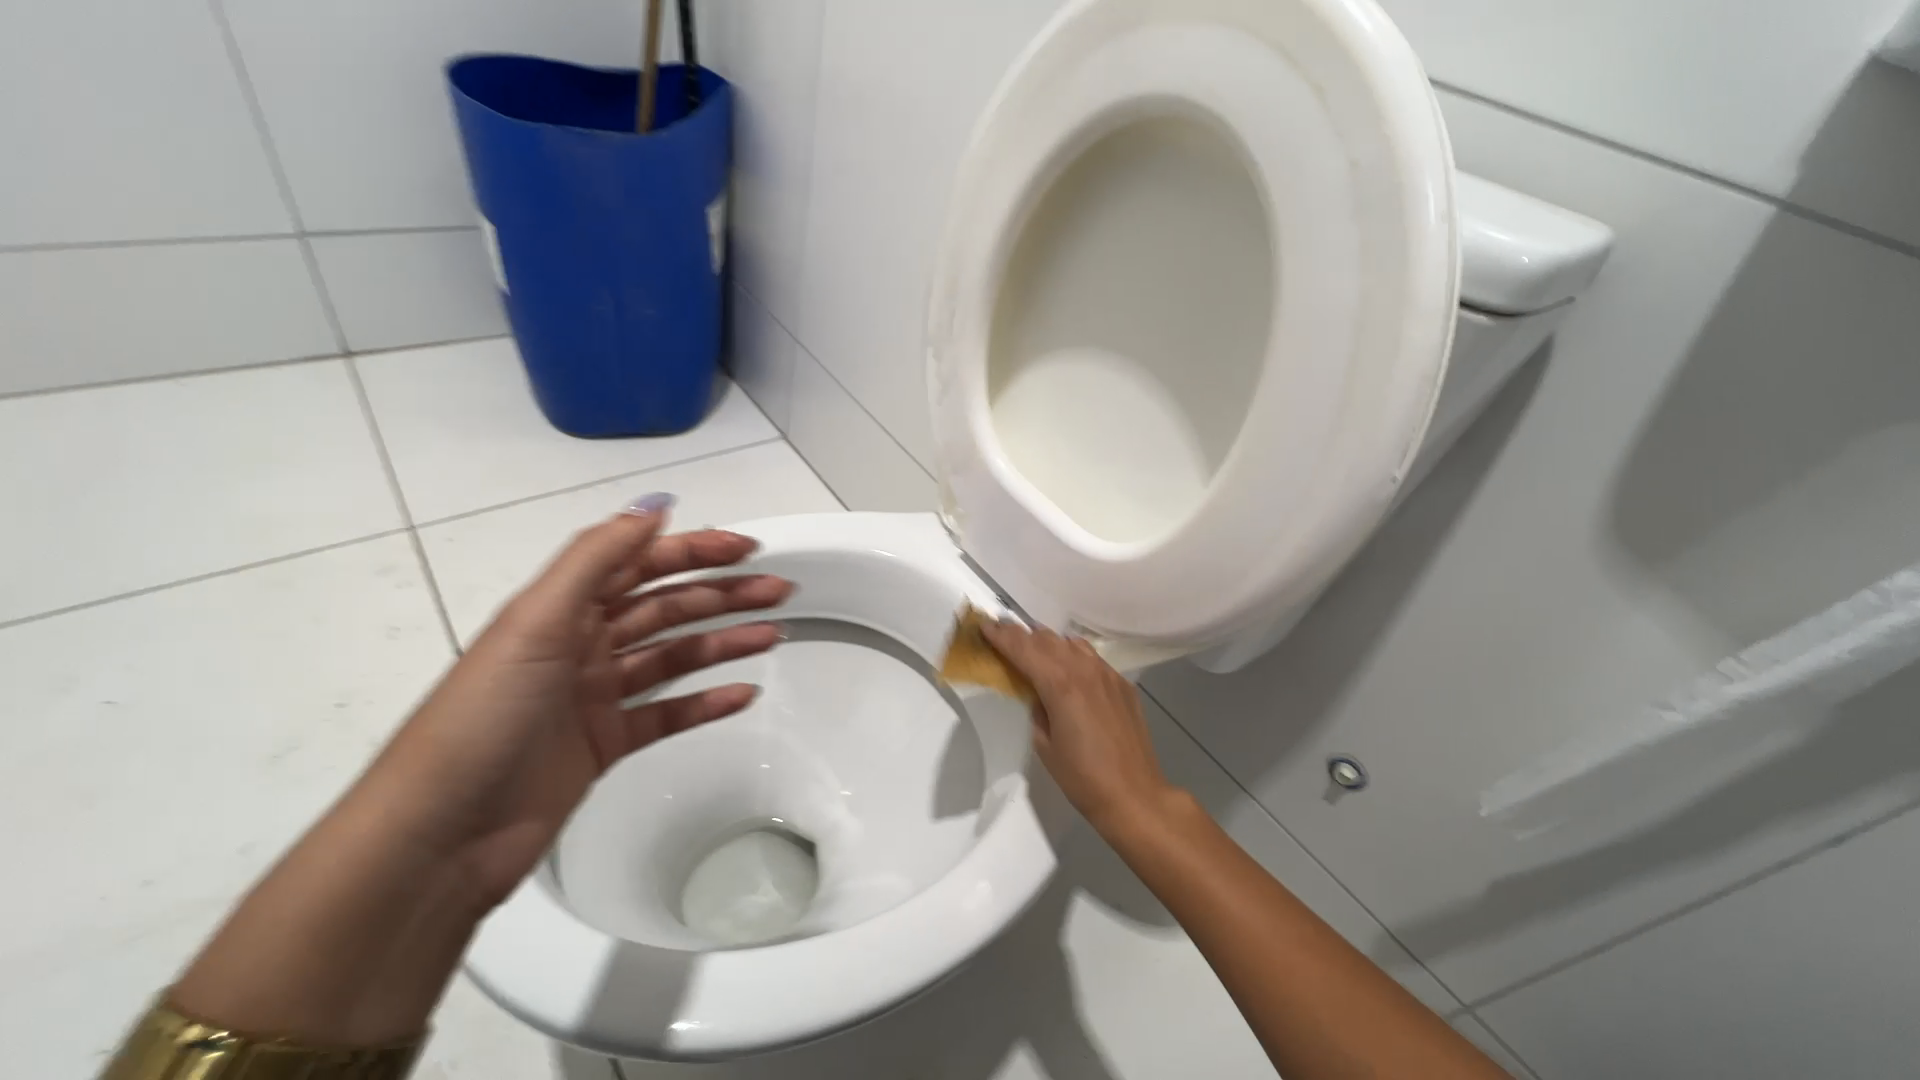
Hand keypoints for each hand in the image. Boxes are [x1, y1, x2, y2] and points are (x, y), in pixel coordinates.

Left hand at [364, 494, 791, 906]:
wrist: (443, 831)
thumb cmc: (486, 714)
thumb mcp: (536, 621)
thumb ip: (595, 558)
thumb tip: (655, 505)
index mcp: (562, 608)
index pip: (640, 563)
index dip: (694, 550)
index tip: (747, 550)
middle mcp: (580, 643)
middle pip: (665, 607)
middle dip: (722, 594)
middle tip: (780, 592)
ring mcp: (594, 696)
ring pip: (671, 656)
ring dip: (723, 643)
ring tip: (773, 636)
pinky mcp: (604, 744)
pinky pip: (666, 714)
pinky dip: (705, 703)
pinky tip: (743, 695)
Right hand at [978, 621, 1177, 829]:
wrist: (1134, 795)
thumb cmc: (1082, 777)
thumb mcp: (1044, 745)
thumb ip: (1037, 709)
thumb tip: (1038, 694)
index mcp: (1060, 684)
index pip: (1024, 649)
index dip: (1001, 636)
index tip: (985, 625)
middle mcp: (1085, 670)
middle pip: (1047, 640)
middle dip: (1022, 635)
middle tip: (1003, 635)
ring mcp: (1108, 675)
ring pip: (1072, 644)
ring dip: (1049, 642)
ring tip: (1033, 649)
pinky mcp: (1123, 685)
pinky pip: (1093, 659)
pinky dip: (1073, 656)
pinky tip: (1068, 670)